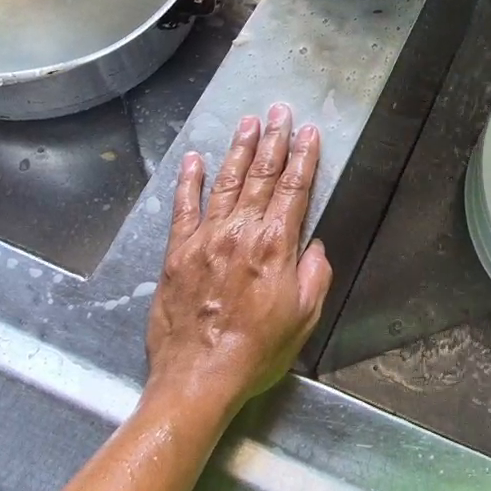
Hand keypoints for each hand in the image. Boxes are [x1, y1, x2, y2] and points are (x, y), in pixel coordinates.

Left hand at [145, 104, 332, 409]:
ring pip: (227, 182)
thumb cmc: (257, 350)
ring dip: (240, 149)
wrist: (198, 379)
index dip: (303, 157)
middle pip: (262, 175)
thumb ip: (314, 273)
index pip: (294, 188)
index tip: (309, 133)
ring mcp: (206, 238)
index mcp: (275, 245)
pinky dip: (189, 181)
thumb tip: (313, 246)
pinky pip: (184, 207)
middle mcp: (241, 231)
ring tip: (249, 123)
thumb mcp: (305, 315)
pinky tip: (194, 159)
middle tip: (280, 112)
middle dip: (274, 140)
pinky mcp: (177, 252)